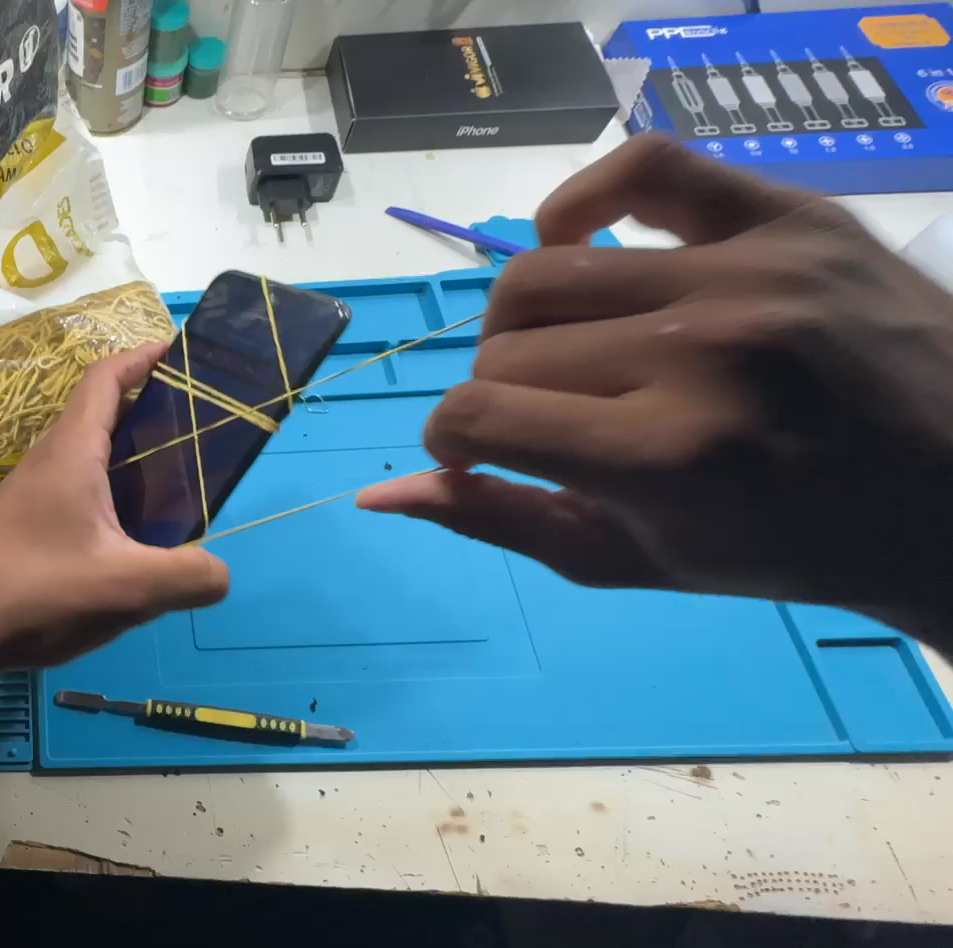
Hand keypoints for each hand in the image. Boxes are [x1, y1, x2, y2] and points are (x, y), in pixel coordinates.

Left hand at [0, 342, 230, 667]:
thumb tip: (218, 573)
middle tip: (198, 436)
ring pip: (87, 459)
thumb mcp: (129, 589)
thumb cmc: (38, 597)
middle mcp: (46, 463)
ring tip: (174, 491)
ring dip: (129, 461)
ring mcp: (29, 495)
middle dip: (149, 413)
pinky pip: (74, 493)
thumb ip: (189, 576)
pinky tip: (128, 540)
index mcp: (70, 454)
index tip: (182, 356)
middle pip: (100, 416)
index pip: (105, 379)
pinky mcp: (22, 526)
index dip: (143, 357)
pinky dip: (108, 496)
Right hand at [357, 135, 952, 645]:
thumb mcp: (611, 559)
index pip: (470, 415)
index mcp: (659, 457)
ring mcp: (751, 274)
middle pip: (499, 351)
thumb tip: (372, 494)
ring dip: (519, 326)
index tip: (481, 455)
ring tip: (566, 350)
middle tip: (550, 419)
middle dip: (497, 394)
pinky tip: (577, 241)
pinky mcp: (793, 218)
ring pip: (535, 277)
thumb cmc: (771, 544)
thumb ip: (487, 519)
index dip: (451, 440)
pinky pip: (642, 169)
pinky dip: (579, 201)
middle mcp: (700, 354)